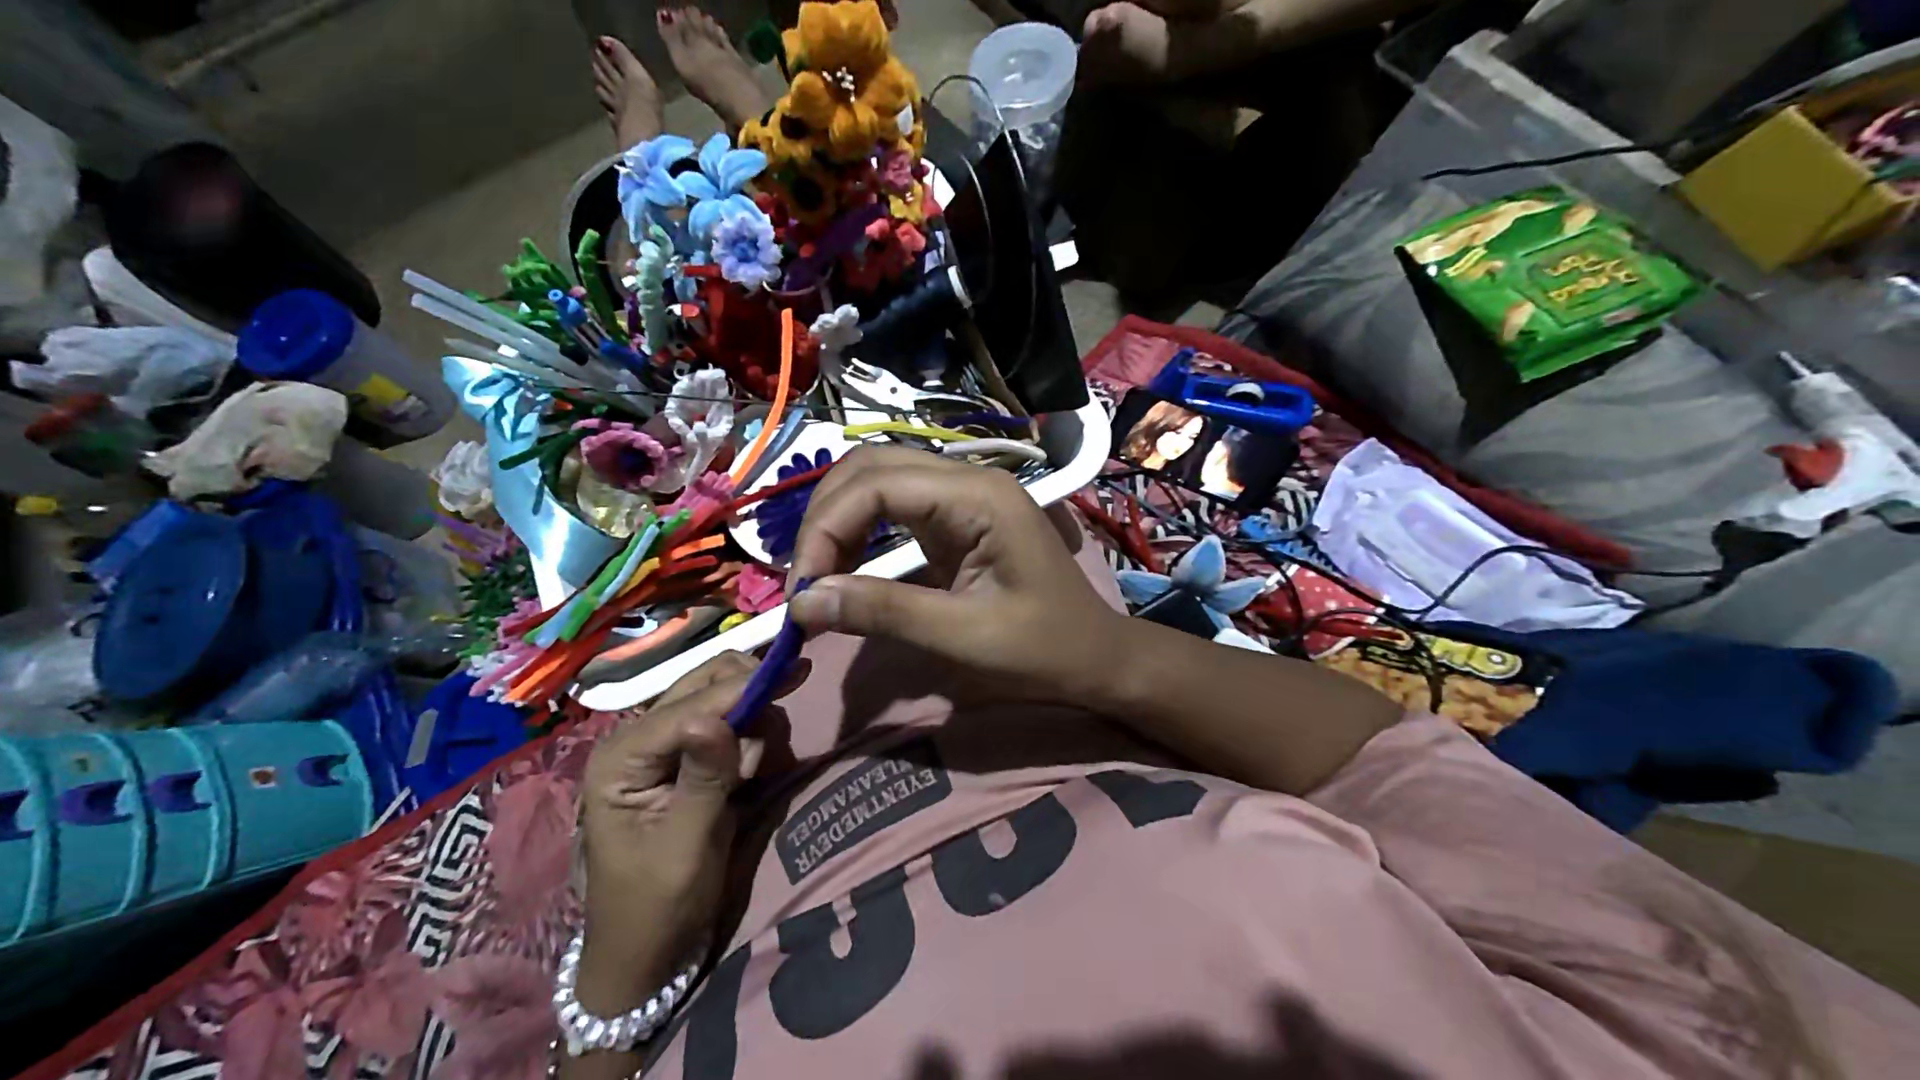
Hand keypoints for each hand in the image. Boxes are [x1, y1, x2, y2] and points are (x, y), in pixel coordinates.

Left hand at [576, 653, 764, 1010]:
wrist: (646, 950)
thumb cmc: (659, 905)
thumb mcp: (685, 847)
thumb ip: (704, 778)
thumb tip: (714, 718)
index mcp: (622, 757)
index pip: (692, 706)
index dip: (744, 689)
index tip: (798, 672)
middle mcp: (637, 738)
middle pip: (702, 683)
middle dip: (748, 694)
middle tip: (783, 720)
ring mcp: (660, 744)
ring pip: (718, 695)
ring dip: (751, 718)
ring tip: (753, 772)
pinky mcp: (683, 756)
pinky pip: (726, 721)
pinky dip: (750, 733)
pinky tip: (750, 770)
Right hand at [786, 445, 1124, 702]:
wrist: (1096, 657)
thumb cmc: (1043, 648)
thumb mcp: (963, 636)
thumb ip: (883, 611)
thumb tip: (804, 601)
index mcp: (979, 497)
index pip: (877, 484)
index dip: (827, 528)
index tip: (806, 589)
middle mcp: (969, 479)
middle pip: (871, 467)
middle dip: (826, 517)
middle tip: (808, 581)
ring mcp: (963, 494)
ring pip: (878, 479)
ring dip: (838, 521)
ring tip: (821, 577)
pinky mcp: (957, 517)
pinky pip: (893, 506)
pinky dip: (859, 530)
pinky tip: (847, 567)